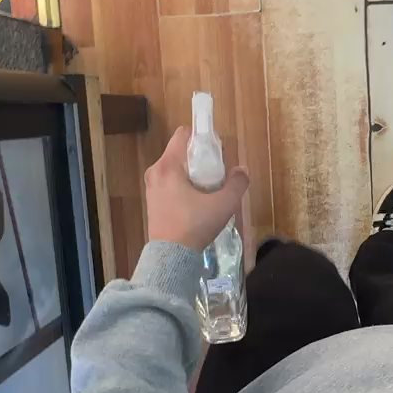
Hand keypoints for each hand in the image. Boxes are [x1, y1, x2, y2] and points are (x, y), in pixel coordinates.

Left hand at [145, 127, 248, 250]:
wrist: (171, 257)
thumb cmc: (195, 225)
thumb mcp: (223, 205)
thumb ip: (236, 184)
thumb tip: (242, 171)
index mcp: (168, 166)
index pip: (183, 134)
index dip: (202, 139)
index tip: (216, 155)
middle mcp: (155, 172)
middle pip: (181, 152)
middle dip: (200, 160)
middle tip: (216, 176)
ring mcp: (151, 187)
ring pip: (175, 169)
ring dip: (192, 174)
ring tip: (207, 192)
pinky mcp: (151, 201)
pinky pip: (169, 183)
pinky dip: (183, 186)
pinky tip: (196, 203)